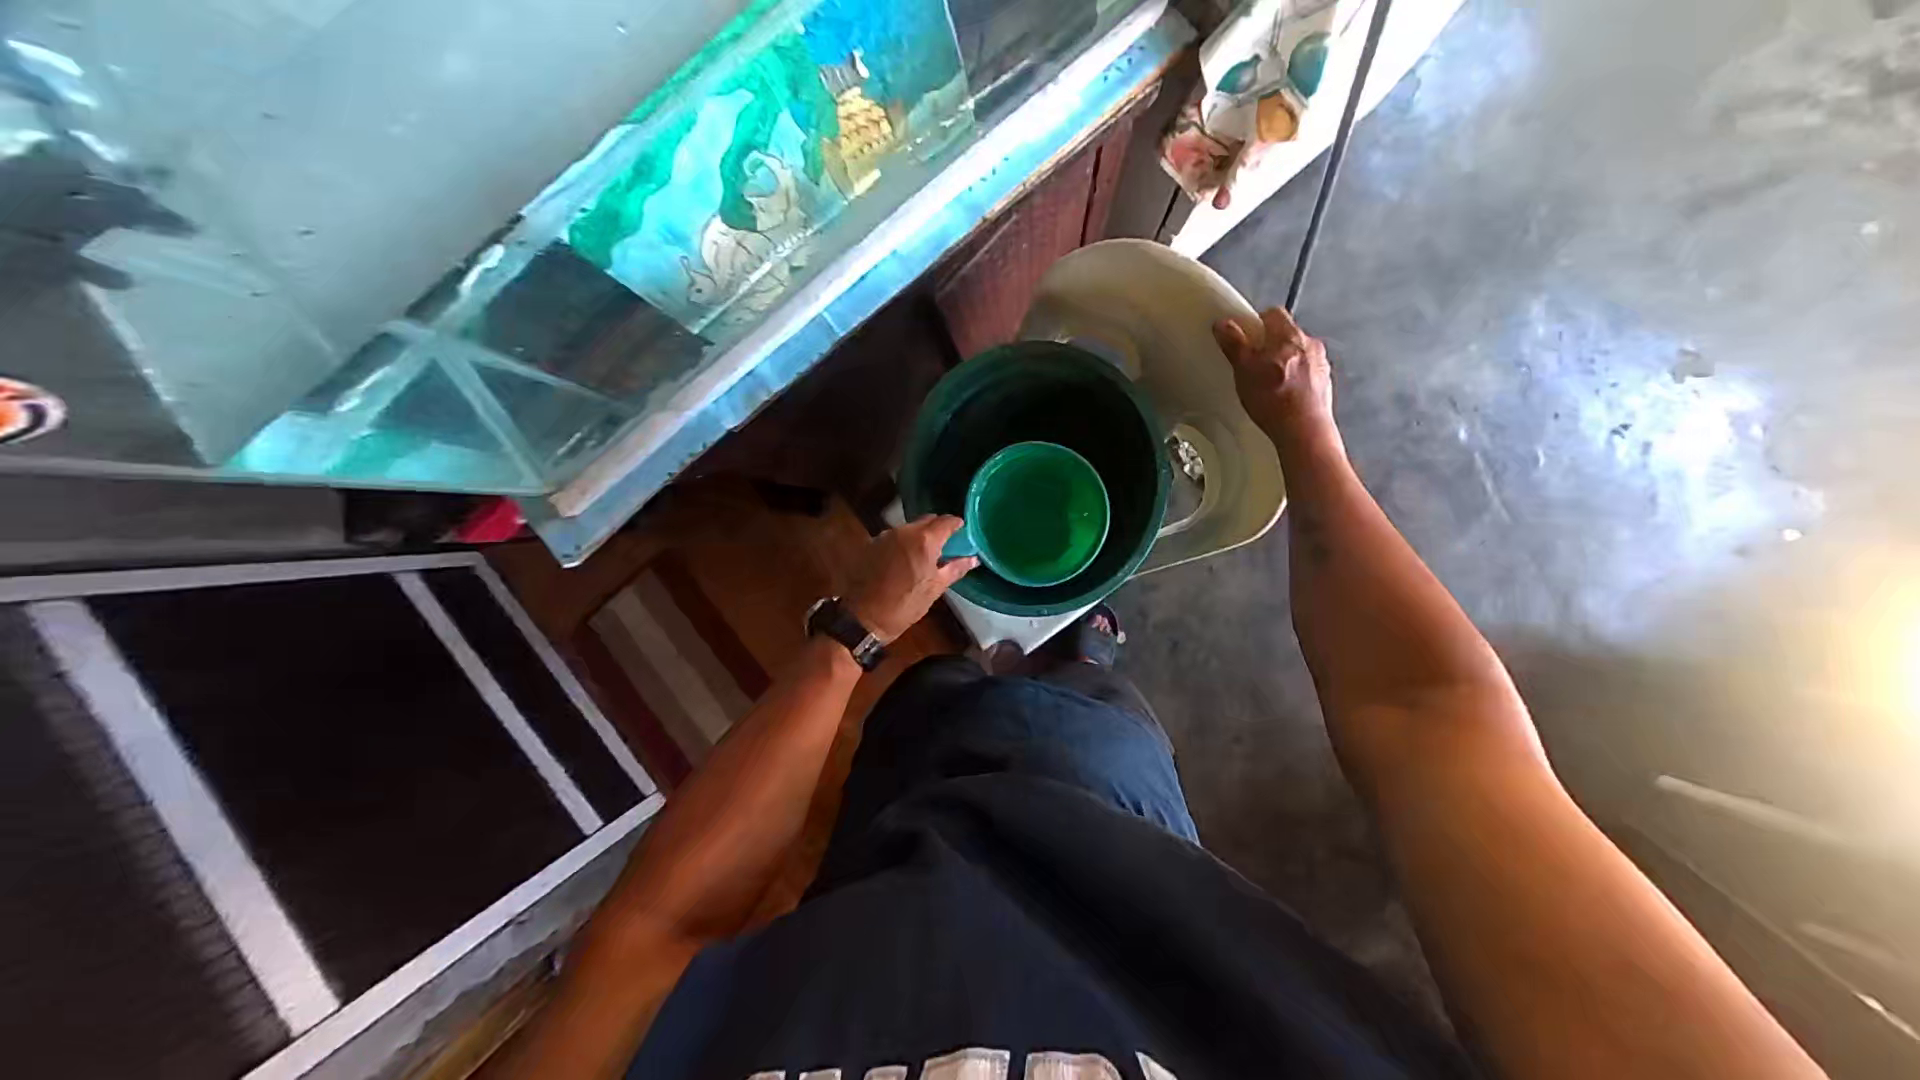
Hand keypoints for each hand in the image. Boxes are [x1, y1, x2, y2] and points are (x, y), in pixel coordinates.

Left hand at [843, 516, 977, 644]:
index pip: (947, 521)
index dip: (957, 525)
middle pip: (927, 520)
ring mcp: (884, 536)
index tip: (963, 533)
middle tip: (947, 546)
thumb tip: (972, 559)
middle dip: (938, 529)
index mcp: (924, 540)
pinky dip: (902, 544)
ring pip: (909, 528)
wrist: (863, 618)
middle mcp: (904, 531)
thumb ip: (955, 569)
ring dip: (919, 536)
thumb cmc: (904, 606)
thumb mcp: (935, 589)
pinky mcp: (871, 544)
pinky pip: (893, 537)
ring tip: (925, 555)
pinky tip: (904, 560)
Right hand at [1212, 306, 1335, 441]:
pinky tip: (1280, 397)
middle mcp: (1309, 344)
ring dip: (1282, 364)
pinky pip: (1305, 374)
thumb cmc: (1275, 400)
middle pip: (1286, 334)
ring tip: (1265, 385)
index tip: (1244, 337)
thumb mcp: (1243, 369)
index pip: (1272, 313)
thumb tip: (1224, 325)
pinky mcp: (1323, 383)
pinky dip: (1293, 381)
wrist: (1302, 430)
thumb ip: (1234, 344)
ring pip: (1297, 354)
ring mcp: (1319, 364)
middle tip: (1251, 364)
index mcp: (1289, 334)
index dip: (1255, 323)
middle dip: (1269, 345)